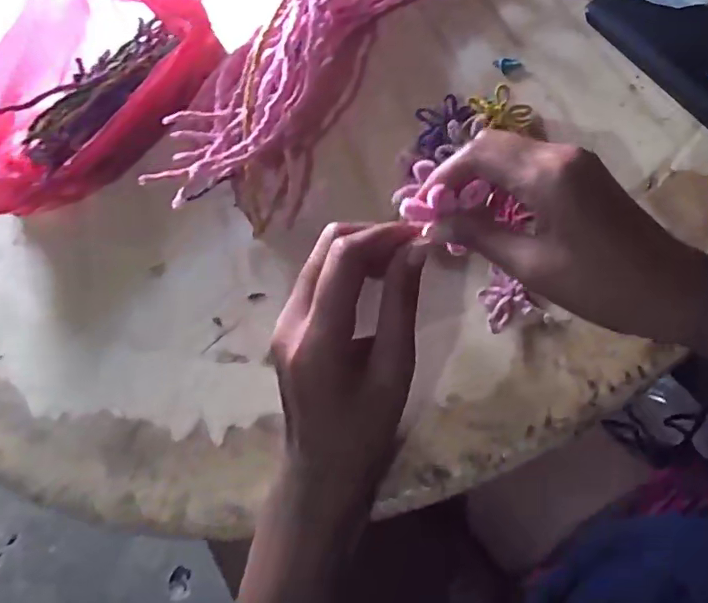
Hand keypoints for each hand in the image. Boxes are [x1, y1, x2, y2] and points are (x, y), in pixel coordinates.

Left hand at [270, 222, 424, 521]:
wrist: (320, 473)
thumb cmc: (365, 429)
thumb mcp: (395, 366)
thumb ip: (402, 302)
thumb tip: (418, 246)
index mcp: (318, 336)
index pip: (344, 257)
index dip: (385, 234)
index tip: (422, 233)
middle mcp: (291, 320)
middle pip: (327, 244)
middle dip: (373, 233)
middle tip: (413, 242)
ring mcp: (285, 320)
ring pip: (321, 254)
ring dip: (362, 244)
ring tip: (401, 255)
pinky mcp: (289, 324)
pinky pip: (319, 273)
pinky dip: (351, 262)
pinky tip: (380, 274)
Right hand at [422, 130, 707, 357]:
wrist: (670, 286)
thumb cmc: (601, 284)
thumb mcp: (534, 265)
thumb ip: (481, 236)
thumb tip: (436, 221)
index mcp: (548, 172)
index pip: (480, 152)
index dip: (446, 175)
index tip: (423, 206)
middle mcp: (561, 154)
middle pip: (496, 145)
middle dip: (462, 172)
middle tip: (439, 212)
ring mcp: (578, 160)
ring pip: (516, 153)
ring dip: (485, 176)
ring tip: (462, 217)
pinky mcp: (586, 173)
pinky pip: (536, 165)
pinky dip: (510, 181)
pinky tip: (497, 213)